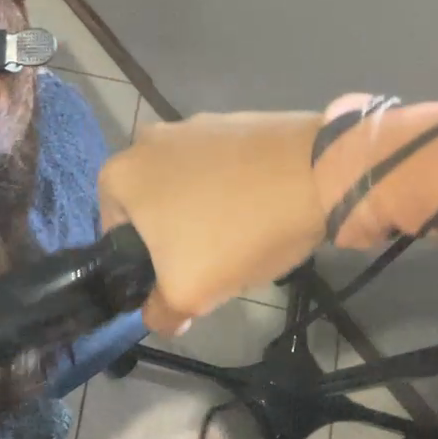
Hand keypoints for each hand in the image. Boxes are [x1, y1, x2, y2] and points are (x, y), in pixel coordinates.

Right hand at [99, 111, 326, 332]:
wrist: (322, 176)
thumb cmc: (236, 231)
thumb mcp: (188, 293)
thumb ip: (161, 313)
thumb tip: (161, 318)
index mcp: (117, 176)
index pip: (115, 235)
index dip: (144, 265)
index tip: (178, 276)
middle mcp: (143, 142)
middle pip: (150, 209)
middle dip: (174, 236)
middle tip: (211, 259)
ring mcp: (190, 125)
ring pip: (184, 187)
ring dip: (204, 211)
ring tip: (242, 234)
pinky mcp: (232, 120)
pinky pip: (219, 166)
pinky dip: (233, 188)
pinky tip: (262, 208)